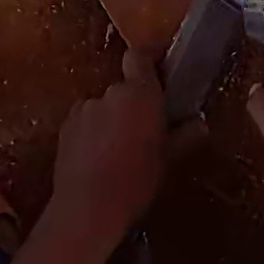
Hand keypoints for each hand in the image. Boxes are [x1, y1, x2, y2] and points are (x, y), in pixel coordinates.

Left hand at [42, 49, 165, 253]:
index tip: (161, 64)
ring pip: (104, 107)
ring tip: (121, 150)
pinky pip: (86, 122)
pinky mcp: (65, 128)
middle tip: (148, 128)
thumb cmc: (136, 181)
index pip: (140, 56)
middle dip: (135, 103)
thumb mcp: (169, 161)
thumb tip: (199, 124)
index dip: (149, 56)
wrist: (87, 208)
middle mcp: (109, 93)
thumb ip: (184, 137)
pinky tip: (99, 159)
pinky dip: (94, 132)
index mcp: (139, 94)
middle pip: (124, 88)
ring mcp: (83, 109)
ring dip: (113, 119)